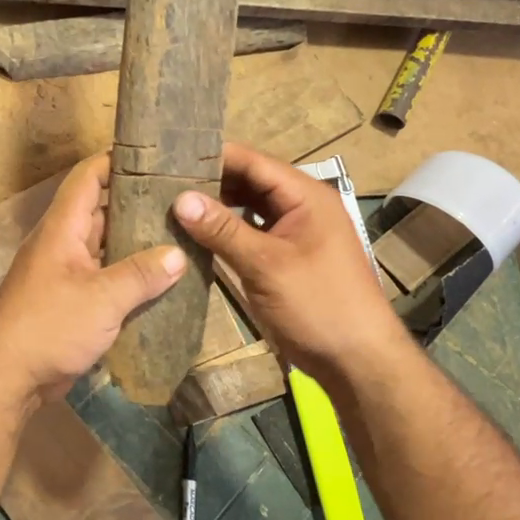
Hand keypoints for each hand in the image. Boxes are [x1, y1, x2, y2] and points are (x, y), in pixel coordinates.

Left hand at [0, 154, 187, 402]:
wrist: (7, 376)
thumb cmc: (49, 326)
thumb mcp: (101, 298)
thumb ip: (141, 275)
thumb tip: (178, 254)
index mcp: (62, 228)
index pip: (88, 178)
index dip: (116, 161)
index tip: (153, 155)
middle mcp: (61, 243)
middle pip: (99, 210)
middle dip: (135, 202)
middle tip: (180, 199)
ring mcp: (64, 272)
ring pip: (103, 245)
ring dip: (134, 241)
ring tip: (178, 234)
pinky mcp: (69, 300)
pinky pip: (102, 275)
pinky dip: (126, 274)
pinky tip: (159, 279)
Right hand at [173, 143, 409, 373]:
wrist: (359, 362)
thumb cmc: (319, 305)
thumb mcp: (266, 265)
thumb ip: (222, 229)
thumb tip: (179, 198)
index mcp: (306, 196)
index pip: (252, 161)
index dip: (212, 157)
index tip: (168, 159)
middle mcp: (301, 206)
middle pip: (249, 181)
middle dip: (209, 182)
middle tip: (160, 183)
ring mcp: (294, 233)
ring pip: (248, 207)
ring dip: (216, 208)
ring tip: (170, 206)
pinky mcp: (285, 258)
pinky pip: (251, 232)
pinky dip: (226, 232)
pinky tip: (195, 236)